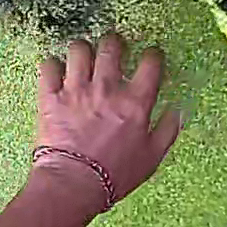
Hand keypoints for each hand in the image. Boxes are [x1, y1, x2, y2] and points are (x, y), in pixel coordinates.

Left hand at [31, 33, 181, 215]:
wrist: (74, 184)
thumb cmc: (114, 175)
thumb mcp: (152, 157)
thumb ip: (167, 130)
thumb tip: (178, 110)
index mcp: (135, 102)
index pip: (150, 63)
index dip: (153, 55)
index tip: (151, 56)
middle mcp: (107, 88)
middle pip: (112, 46)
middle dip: (115, 42)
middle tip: (115, 48)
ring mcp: (76, 90)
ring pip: (79, 49)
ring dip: (83, 50)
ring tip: (84, 58)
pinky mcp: (51, 97)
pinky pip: (48, 66)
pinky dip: (52, 65)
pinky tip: (56, 71)